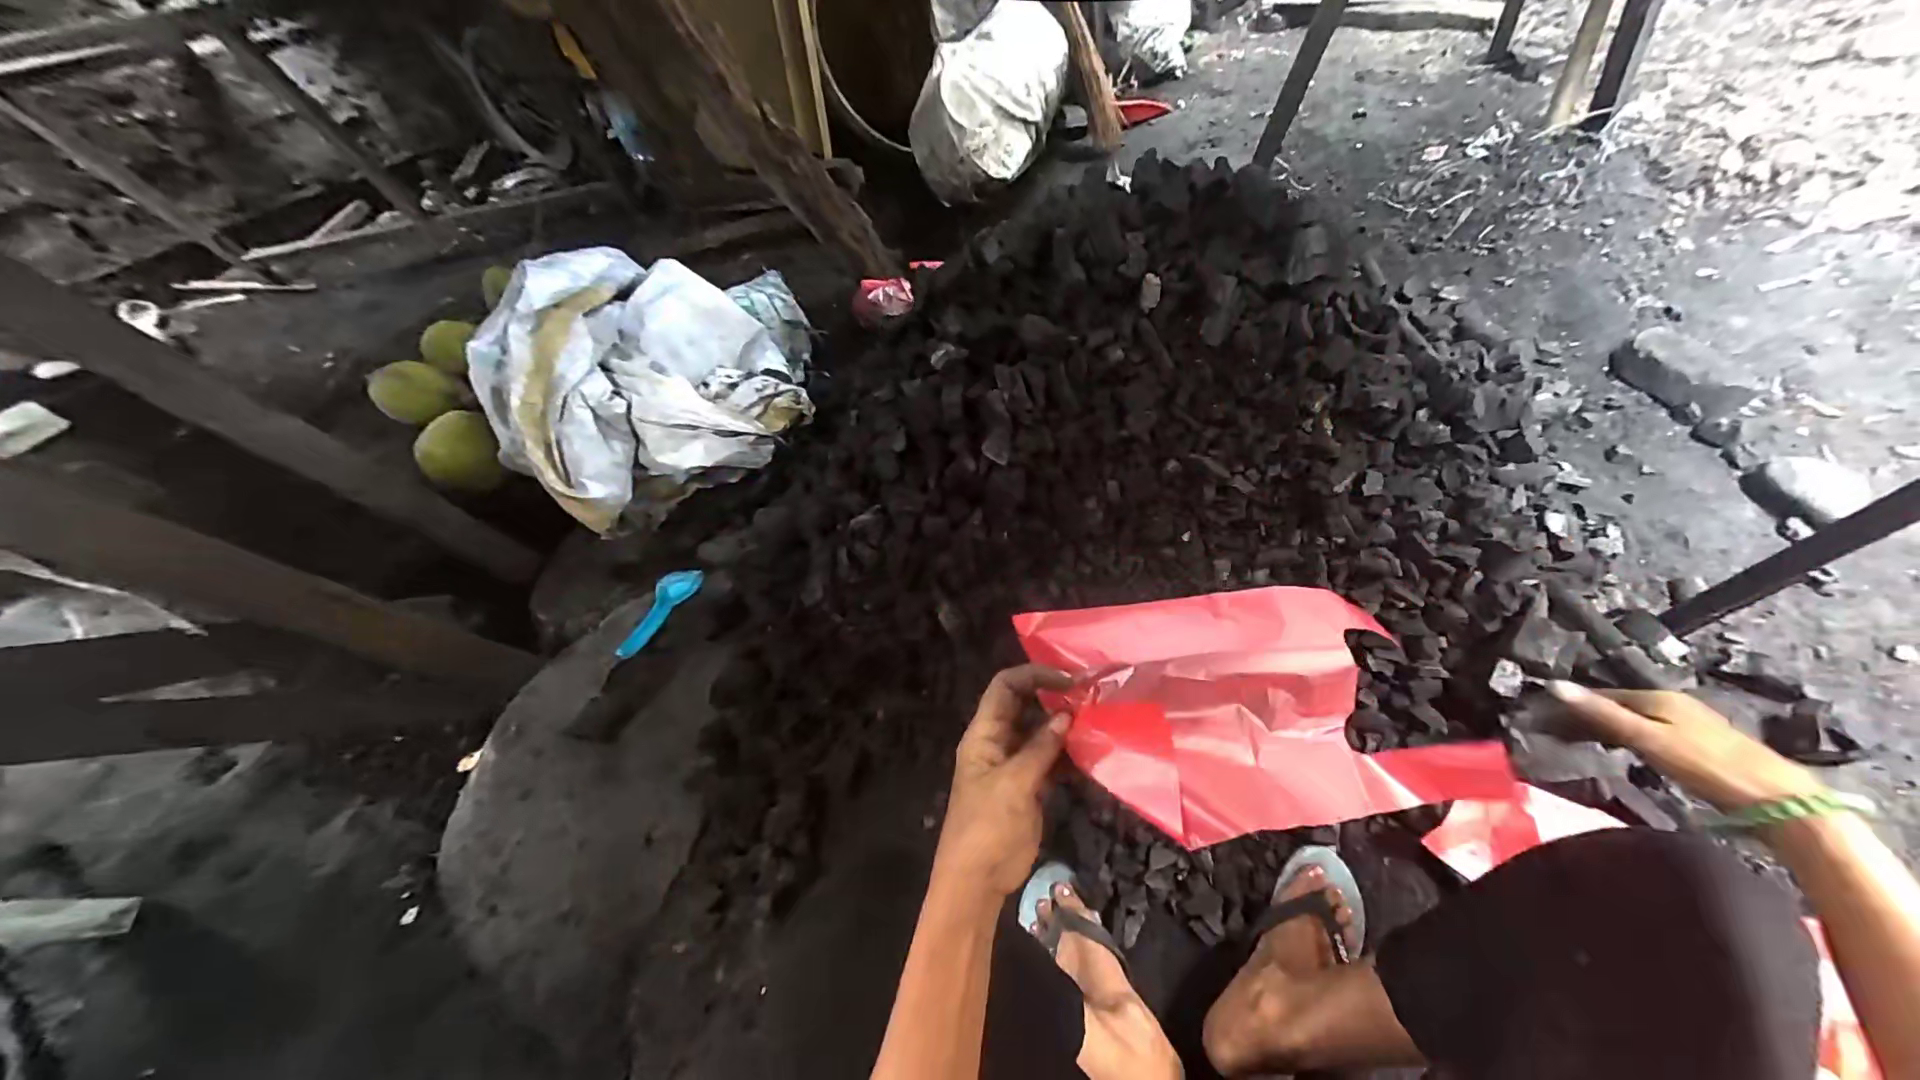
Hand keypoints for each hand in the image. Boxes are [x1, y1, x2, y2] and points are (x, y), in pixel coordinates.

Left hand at [935, 665, 1074, 898]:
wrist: (977, 880)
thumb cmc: (987, 826)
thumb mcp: (1014, 783)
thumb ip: (1040, 748)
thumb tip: (1067, 714)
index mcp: (984, 734)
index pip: (1005, 687)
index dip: (1033, 675)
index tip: (1068, 679)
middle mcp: (999, 742)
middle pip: (1025, 706)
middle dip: (1054, 697)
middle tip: (1090, 697)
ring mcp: (1015, 764)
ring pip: (1041, 733)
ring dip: (1065, 727)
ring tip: (1097, 721)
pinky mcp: (1030, 786)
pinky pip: (1050, 760)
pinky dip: (1068, 754)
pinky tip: (1092, 753)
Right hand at [1547, 681, 1827, 811]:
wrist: (1781, 803)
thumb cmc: (1707, 766)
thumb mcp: (1647, 739)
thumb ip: (1601, 713)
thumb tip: (1552, 684)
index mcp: (1658, 697)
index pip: (1601, 694)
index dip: (1572, 705)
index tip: (1544, 720)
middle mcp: (1675, 703)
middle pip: (1620, 706)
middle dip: (1590, 716)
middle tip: (1559, 734)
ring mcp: (1694, 723)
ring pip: (1637, 719)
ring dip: (1611, 728)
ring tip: (1585, 743)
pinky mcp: (1704, 744)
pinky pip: (1653, 732)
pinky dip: (1632, 738)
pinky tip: (1627, 752)